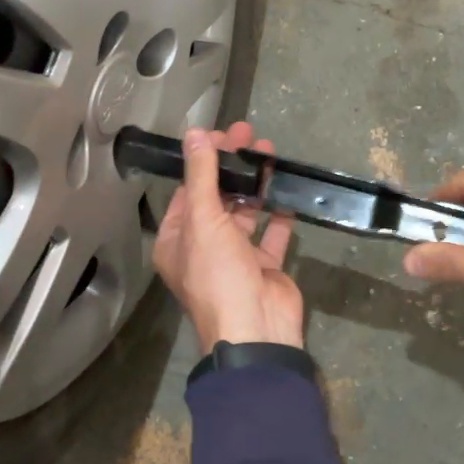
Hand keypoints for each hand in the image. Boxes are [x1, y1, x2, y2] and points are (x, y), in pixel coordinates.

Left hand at [152, 123, 304, 353]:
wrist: (256, 330)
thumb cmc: (218, 274)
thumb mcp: (203, 220)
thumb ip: (202, 174)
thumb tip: (194, 133)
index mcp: (177, 240)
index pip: (187, 190)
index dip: (203, 160)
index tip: (223, 134)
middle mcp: (203, 248)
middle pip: (217, 197)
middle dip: (232, 166)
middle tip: (250, 134)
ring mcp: (236, 258)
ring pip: (245, 212)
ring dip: (255, 183)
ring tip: (271, 152)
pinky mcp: (265, 266)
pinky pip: (272, 232)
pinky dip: (279, 211)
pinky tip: (287, 187)